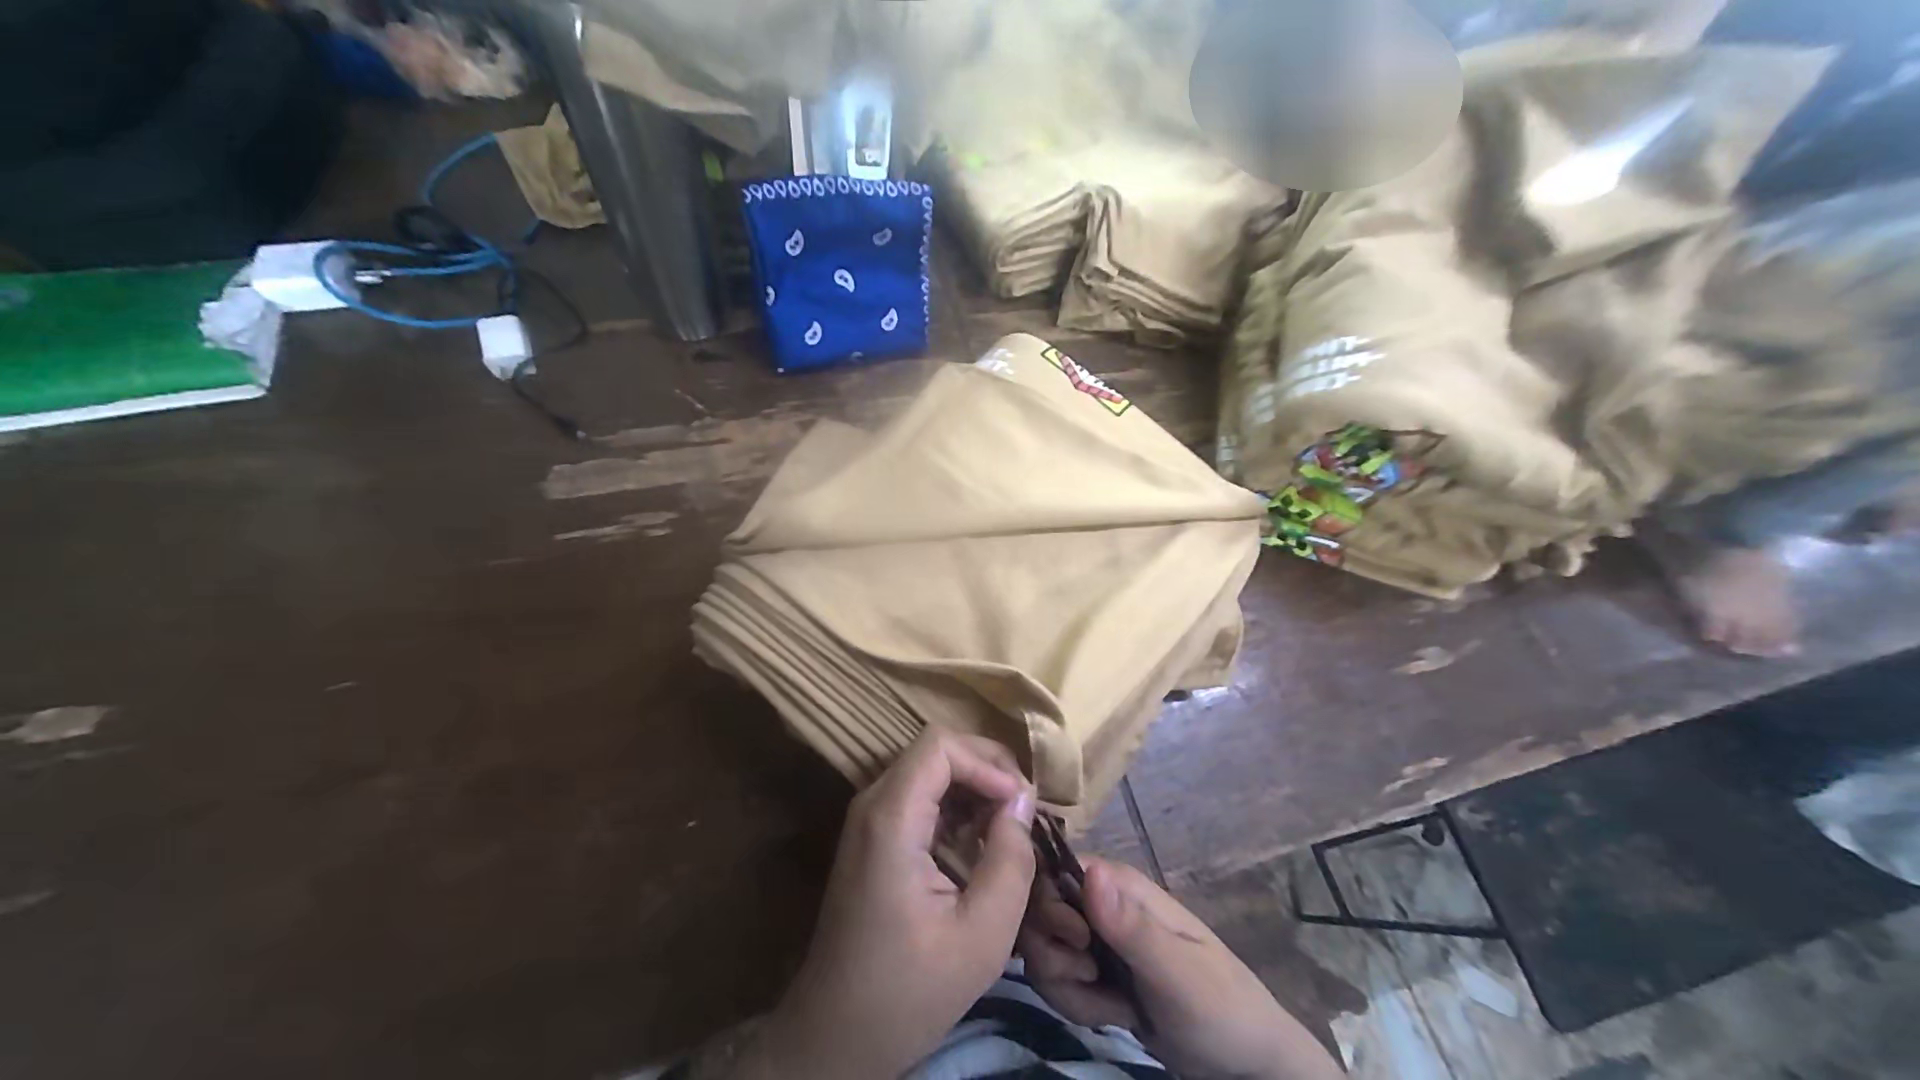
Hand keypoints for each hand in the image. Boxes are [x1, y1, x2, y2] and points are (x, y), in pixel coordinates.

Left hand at [734, 730, 1038, 1079]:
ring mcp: (869, 819)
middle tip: (1025, 809)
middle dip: (987, 768)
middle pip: (935, 750)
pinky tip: (983, 839)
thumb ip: (1010, 862)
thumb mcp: (981, 936)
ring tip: (1012, 824)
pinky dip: (957, 805)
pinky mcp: (874, 836)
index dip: (988, 763)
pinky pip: (920, 797)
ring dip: (975, 786)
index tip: (1021, 804)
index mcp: (890, 820)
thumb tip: (1022, 802)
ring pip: (929, 769)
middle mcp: (872, 804)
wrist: (837, 1033)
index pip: (940, 745)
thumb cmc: (909, 991)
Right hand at [1019, 858, 1344, 1079]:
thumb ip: (1131, 926)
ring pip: (1044, 949)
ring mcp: (1095, 935)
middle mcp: (1100, 900)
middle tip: (1091, 982)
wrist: (1244, 1062)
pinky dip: (1073, 1002)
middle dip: (1055, 958)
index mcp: (1119, 884)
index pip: (1051, 870)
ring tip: (1112, 1008)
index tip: (1076, 947)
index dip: (1047, 907)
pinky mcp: (1093, 969)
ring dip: (1066, 988)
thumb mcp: (1178, 974)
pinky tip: (1110, 1015)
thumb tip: (1087, 871)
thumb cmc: (1221, 1009)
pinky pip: (1057, 977)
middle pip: (1039, 913)